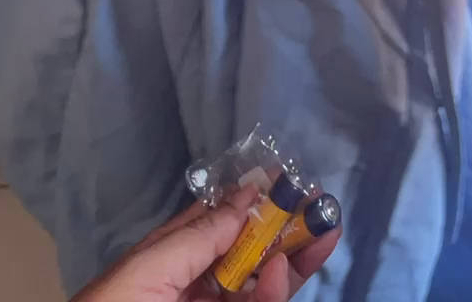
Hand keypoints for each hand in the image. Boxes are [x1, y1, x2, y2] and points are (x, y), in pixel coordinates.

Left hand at [73, 187, 340, 301]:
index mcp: (171, 258)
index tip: (290, 180)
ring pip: (263, 284)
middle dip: (288, 227)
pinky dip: (275, 292)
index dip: (255, 199)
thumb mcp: (146, 269)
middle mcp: (197, 285)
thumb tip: (246, 194)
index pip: (220, 219)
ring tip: (321, 231)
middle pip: (251, 250)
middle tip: (324, 207)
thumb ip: (198, 235)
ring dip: (295, 257)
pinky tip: (285, 271)